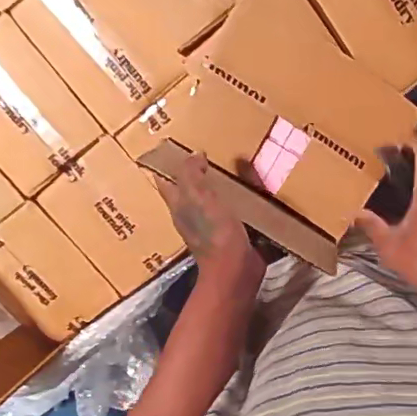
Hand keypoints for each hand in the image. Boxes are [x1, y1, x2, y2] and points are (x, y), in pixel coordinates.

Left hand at [153, 152, 264, 296]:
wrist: (235, 268)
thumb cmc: (213, 231)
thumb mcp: (196, 196)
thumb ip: (190, 173)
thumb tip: (194, 155)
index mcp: (179, 205)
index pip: (165, 181)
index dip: (166, 164)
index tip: (174, 147)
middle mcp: (191, 214)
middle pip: (188, 188)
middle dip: (193, 172)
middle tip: (205, 153)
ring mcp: (211, 225)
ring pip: (211, 197)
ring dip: (219, 184)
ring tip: (231, 165)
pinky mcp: (232, 232)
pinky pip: (234, 208)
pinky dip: (240, 197)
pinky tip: (252, 188)